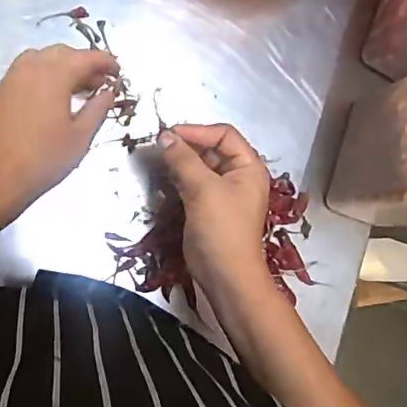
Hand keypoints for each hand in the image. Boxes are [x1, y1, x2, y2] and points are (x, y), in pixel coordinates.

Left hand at [0, 44, 118, 217]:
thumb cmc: (45, 160)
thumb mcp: (80, 137)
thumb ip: (98, 109)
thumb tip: (109, 92)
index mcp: (54, 74)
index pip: (86, 57)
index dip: (106, 61)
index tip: (117, 71)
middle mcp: (31, 67)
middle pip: (63, 53)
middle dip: (84, 63)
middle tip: (99, 82)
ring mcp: (11, 78)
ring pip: (41, 58)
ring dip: (61, 66)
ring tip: (75, 88)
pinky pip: (25, 72)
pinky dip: (43, 75)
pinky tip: (50, 98)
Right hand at [160, 123, 273, 294]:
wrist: (225, 275)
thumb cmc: (222, 230)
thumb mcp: (203, 190)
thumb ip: (183, 160)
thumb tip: (165, 137)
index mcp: (248, 167)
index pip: (223, 135)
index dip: (196, 131)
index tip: (168, 134)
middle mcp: (238, 177)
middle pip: (211, 150)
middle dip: (186, 146)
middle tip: (158, 147)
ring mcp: (223, 194)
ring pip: (200, 168)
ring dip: (180, 163)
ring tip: (157, 162)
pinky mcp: (208, 210)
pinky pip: (193, 186)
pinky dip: (179, 180)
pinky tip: (163, 180)